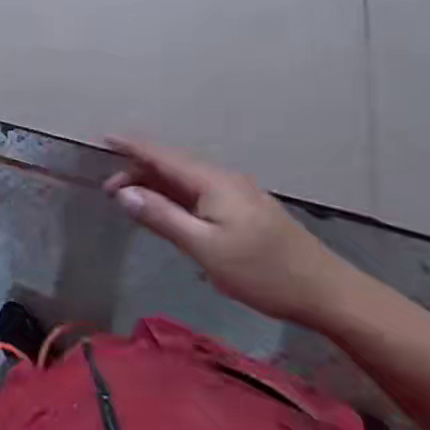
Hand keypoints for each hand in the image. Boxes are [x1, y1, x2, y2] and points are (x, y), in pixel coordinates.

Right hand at [103, 138, 361, 325]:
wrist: (326, 292)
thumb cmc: (262, 271)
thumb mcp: (205, 248)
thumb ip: (162, 217)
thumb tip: (124, 192)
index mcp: (212, 181)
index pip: (162, 155)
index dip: (131, 146)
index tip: (103, 138)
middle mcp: (223, 178)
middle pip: (172, 165)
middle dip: (138, 171)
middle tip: (109, 192)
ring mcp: (236, 193)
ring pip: (185, 179)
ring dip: (155, 185)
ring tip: (131, 201)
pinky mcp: (244, 209)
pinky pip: (198, 192)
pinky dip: (174, 196)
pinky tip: (168, 212)